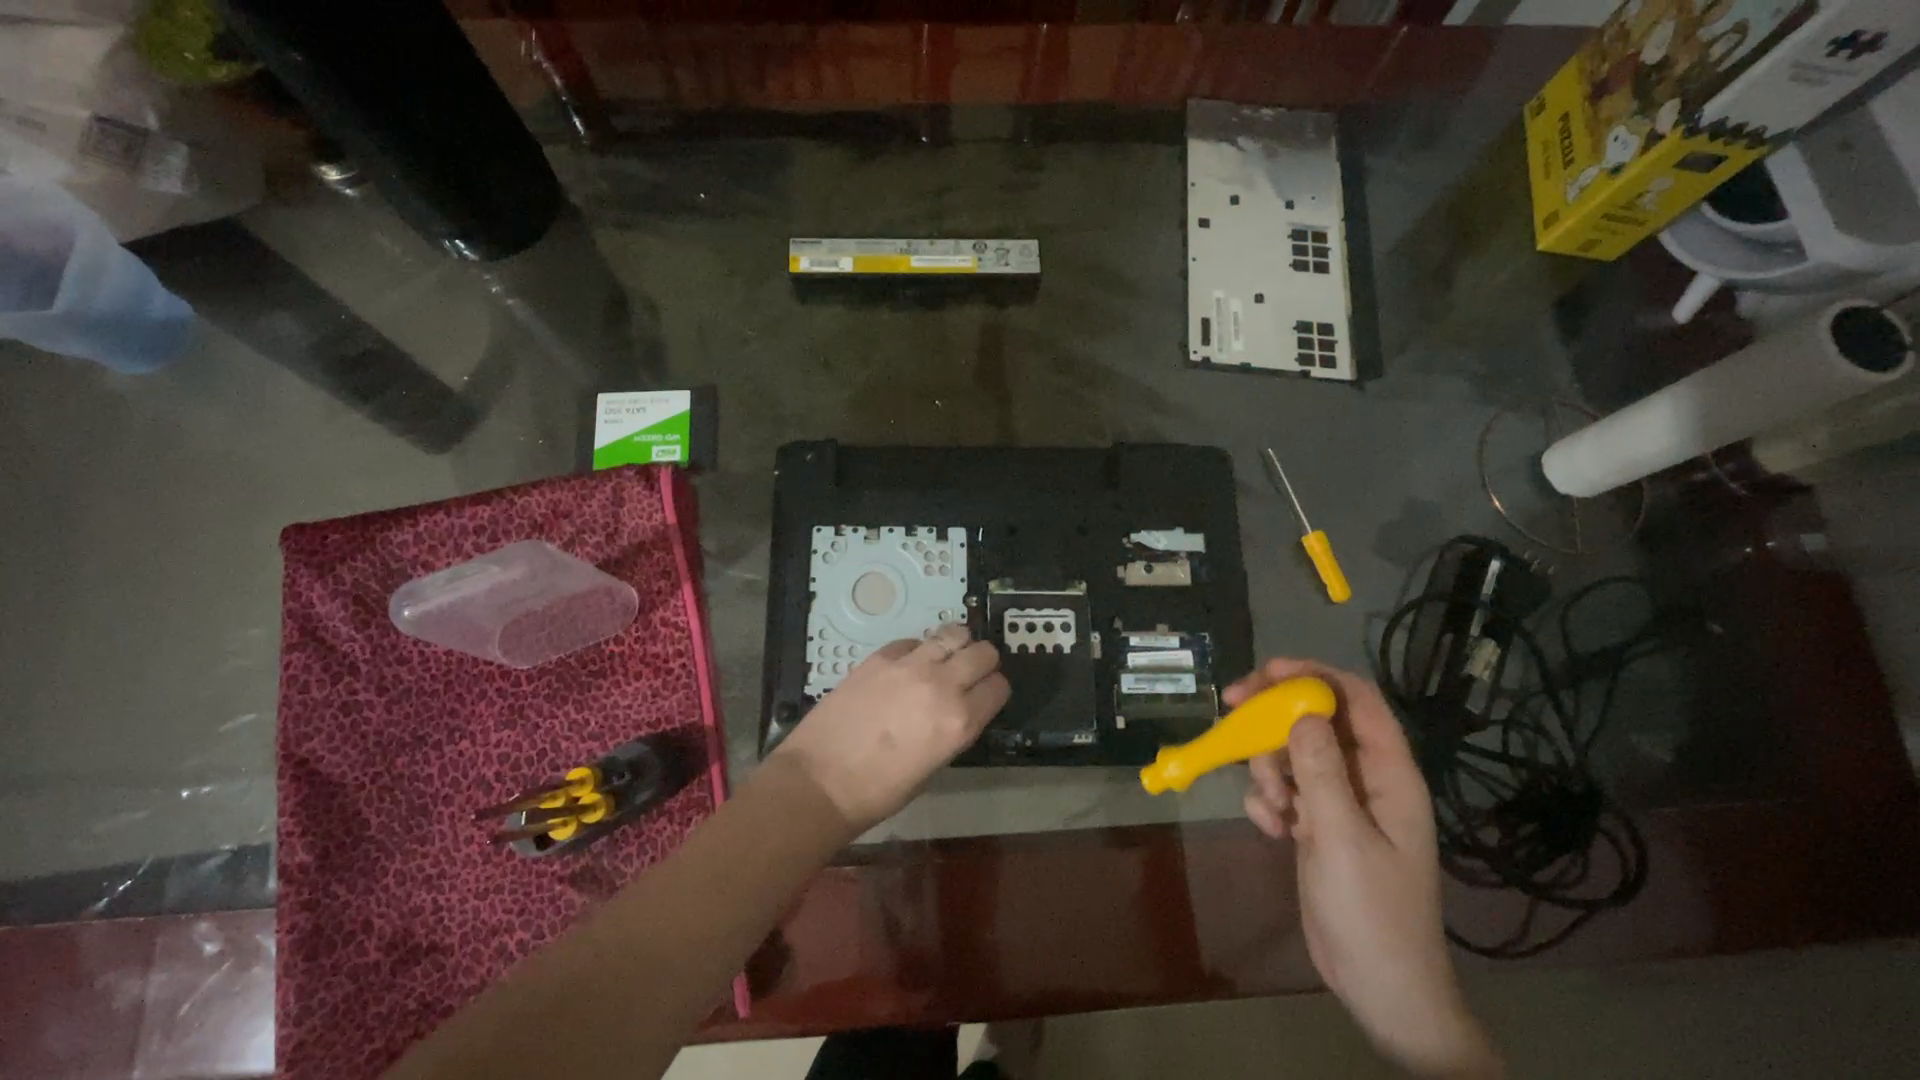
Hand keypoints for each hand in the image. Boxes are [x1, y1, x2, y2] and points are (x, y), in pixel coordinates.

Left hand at [768, 624, 1009, 836]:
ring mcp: (909, 666)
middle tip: (970, 674)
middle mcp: (942, 685)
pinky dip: (917, 650)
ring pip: (953, 634)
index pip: (999, 687)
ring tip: (945, 659)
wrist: (821, 780)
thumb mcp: (932, 767)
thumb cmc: (879, 791)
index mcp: (960, 721)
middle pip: (983, 652)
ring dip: (955, 645)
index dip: (994, 690)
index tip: (986, 696)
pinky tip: (906, 667)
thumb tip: (956, 711)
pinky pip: (913, 641)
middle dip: (983, 662)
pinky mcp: (880, 657)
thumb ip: (952, 730)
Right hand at [1232, 659, 1500, 1079]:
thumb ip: (1321, 771)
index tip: (1266, 673)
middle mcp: (1366, 780)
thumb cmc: (1372, 912)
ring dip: (1269, 769)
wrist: (1379, 984)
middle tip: (1233, 712)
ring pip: (1294, 755)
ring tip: (1273, 807)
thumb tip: (1301, 711)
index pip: (1357, 700)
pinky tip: (1271, 831)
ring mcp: (1341, 803)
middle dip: (1275, 717)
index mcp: (1389, 774)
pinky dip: (1270, 802)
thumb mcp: (1342, 838)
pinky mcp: (1318, 826)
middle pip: (1316, 720)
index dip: (1314, 676)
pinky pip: (1285, 791)